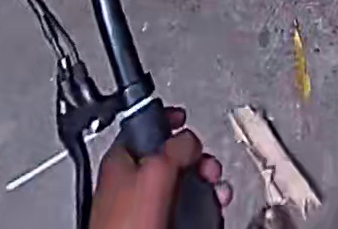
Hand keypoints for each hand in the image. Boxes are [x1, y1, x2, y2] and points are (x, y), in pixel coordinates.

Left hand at [90, 110, 231, 228]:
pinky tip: (213, 209)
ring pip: (179, 187)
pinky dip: (202, 208)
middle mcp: (129, 184)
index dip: (165, 119)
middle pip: (167, 158)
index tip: (183, 119)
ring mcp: (142, 210)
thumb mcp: (156, 172)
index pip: (144, 126)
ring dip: (202, 183)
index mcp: (120, 161)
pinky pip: (184, 212)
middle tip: (208, 166)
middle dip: (194, 158)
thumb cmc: (126, 227)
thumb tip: (189, 139)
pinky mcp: (156, 228)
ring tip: (217, 190)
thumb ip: (175, 147)